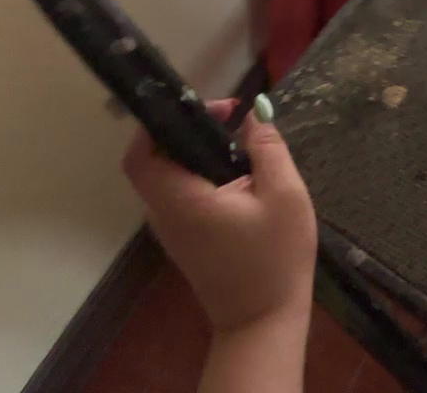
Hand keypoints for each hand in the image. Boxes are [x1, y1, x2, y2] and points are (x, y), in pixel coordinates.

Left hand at [123, 98, 318, 332]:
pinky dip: (203, 171)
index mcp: (182, 202)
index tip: (209, 107)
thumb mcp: (284, 194)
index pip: (142, 156)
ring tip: (241, 137)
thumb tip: (254, 113)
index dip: (160, 122)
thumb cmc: (276, 255)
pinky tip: (241, 169)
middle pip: (155, 160)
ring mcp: (173, 229)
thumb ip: (268, 149)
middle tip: (233, 115)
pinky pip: (183, 192)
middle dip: (188, 129)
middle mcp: (166, 215)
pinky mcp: (186, 238)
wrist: (264, 318)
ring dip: (197, 149)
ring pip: (170, 176)